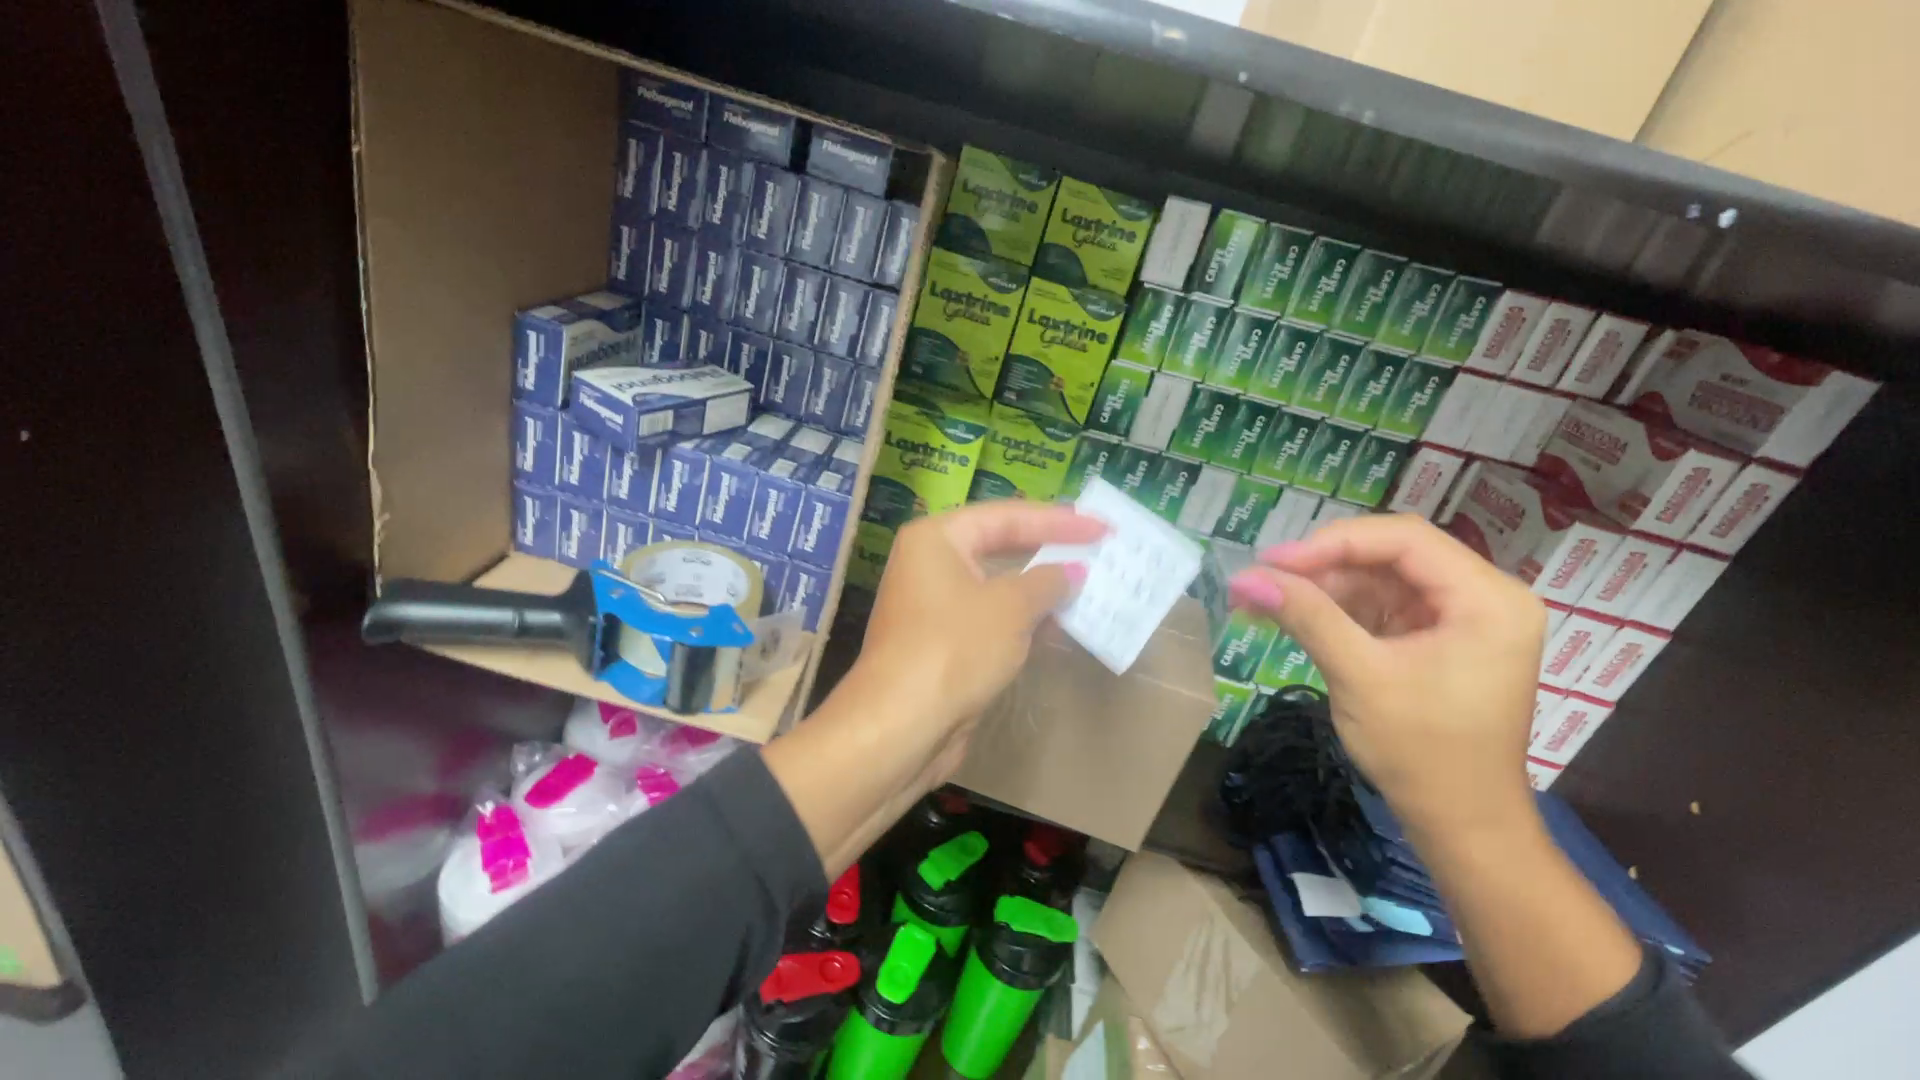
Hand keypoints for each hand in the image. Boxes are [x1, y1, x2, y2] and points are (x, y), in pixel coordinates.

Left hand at [851, 501, 1099, 744]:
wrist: (901, 725)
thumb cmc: (954, 648)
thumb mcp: (1011, 608)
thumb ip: (1047, 582)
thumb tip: (1071, 573)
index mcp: (936, 539)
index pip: (1005, 516)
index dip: (1056, 520)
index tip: (1100, 526)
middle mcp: (930, 565)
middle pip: (999, 547)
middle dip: (1048, 551)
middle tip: (1095, 549)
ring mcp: (934, 607)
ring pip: (997, 588)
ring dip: (1039, 590)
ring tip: (1088, 586)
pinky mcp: (943, 645)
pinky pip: (991, 621)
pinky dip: (1024, 622)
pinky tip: (1060, 628)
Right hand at [1227, 514, 1545, 839]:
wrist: (1461, 824)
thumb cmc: (1423, 753)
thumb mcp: (1360, 676)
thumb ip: (1307, 617)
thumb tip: (1244, 577)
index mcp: (1488, 599)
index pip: (1405, 540)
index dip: (1334, 542)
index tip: (1273, 560)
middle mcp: (1484, 597)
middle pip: (1393, 555)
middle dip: (1324, 565)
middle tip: (1263, 580)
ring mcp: (1462, 619)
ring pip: (1382, 579)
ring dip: (1324, 588)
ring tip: (1266, 600)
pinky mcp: (1439, 640)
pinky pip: (1384, 607)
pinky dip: (1339, 611)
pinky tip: (1295, 616)